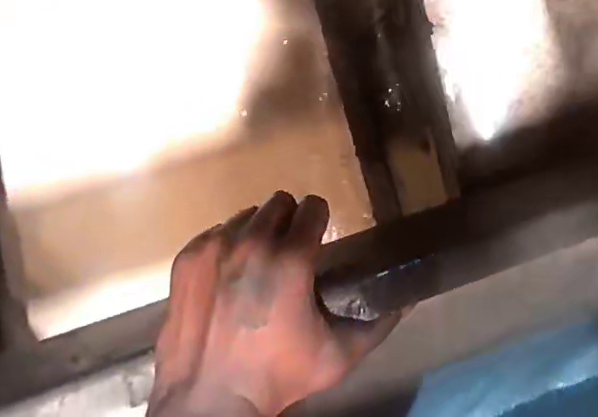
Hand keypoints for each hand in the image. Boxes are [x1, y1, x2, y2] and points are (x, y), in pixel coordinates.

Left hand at [151, 192, 397, 416]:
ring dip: (256, 232)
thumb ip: (378, 322)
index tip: (318, 240)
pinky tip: (227, 275)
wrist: (207, 408)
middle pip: (280, 202)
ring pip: (247, 215)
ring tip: (257, 266)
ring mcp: (216, 247)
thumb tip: (410, 297)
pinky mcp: (188, 259)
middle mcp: (253, 241)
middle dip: (288, 222)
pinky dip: (225, 246)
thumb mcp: (337, 356)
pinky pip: (215, 232)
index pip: (314, 205)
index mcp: (291, 257)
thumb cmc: (277, 378)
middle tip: (289, 252)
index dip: (319, 221)